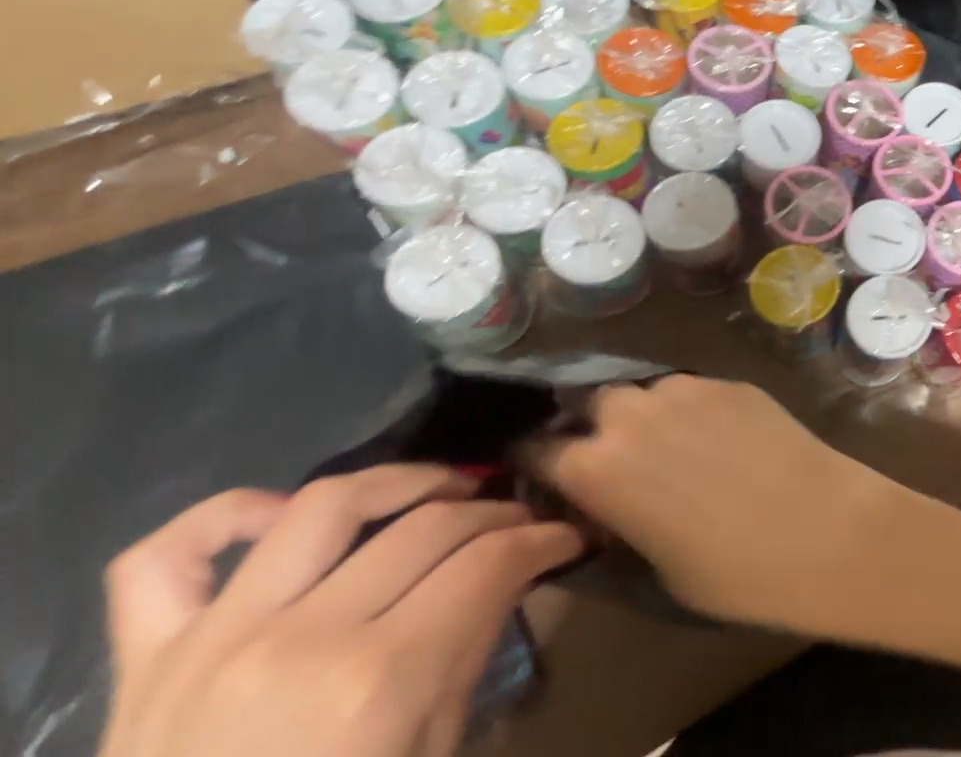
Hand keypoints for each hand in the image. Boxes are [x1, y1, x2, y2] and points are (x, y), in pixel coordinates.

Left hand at [100, 465, 582, 756]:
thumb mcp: (431, 755)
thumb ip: (467, 658)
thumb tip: (509, 578)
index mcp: (378, 683)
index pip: (487, 565)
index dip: (542, 541)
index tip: (565, 538)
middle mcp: (300, 641)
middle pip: (426, 528)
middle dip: (494, 514)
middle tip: (520, 524)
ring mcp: (213, 640)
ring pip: (323, 504)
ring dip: (400, 480)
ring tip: (440, 490)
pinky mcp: (144, 656)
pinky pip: (164, 555)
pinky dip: (226, 515)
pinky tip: (280, 516)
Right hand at [526, 377, 922, 634]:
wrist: (825, 530)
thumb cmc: (733, 573)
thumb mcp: (653, 571)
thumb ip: (613, 529)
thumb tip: (600, 514)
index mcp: (595, 466)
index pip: (538, 448)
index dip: (539, 463)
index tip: (550, 476)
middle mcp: (631, 413)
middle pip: (589, 404)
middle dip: (592, 427)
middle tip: (615, 459)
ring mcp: (687, 389)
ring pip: (644, 392)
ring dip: (644, 415)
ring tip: (670, 446)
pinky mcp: (733, 383)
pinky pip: (693, 390)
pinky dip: (691, 410)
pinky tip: (718, 438)